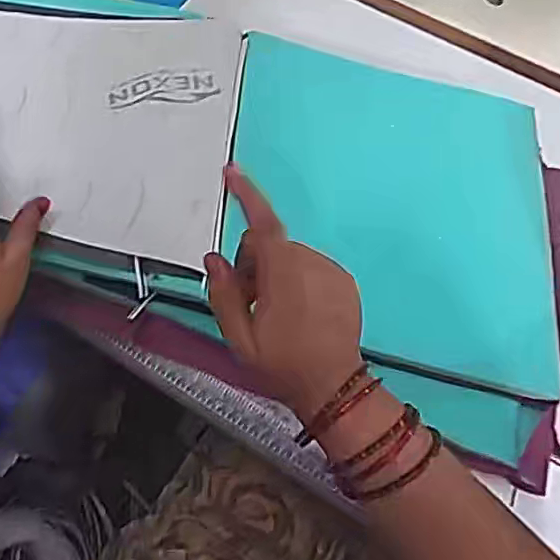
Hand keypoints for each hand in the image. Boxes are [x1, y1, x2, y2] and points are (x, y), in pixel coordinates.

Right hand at [203, 165, 364, 414]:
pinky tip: (297, 310)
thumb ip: (223, 294)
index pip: (264, 225)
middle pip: (270, 243)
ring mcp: (331, 273)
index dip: (247, 195)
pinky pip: (310, 265)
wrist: (333, 386)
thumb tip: (215, 261)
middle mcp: (312, 266)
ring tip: (275, 310)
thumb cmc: (285, 366)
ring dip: (275, 272)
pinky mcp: (343, 281)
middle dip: (252, 263)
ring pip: (289, 254)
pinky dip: (297, 278)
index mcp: (284, 278)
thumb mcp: (239, 338)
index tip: (232, 174)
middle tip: (250, 300)